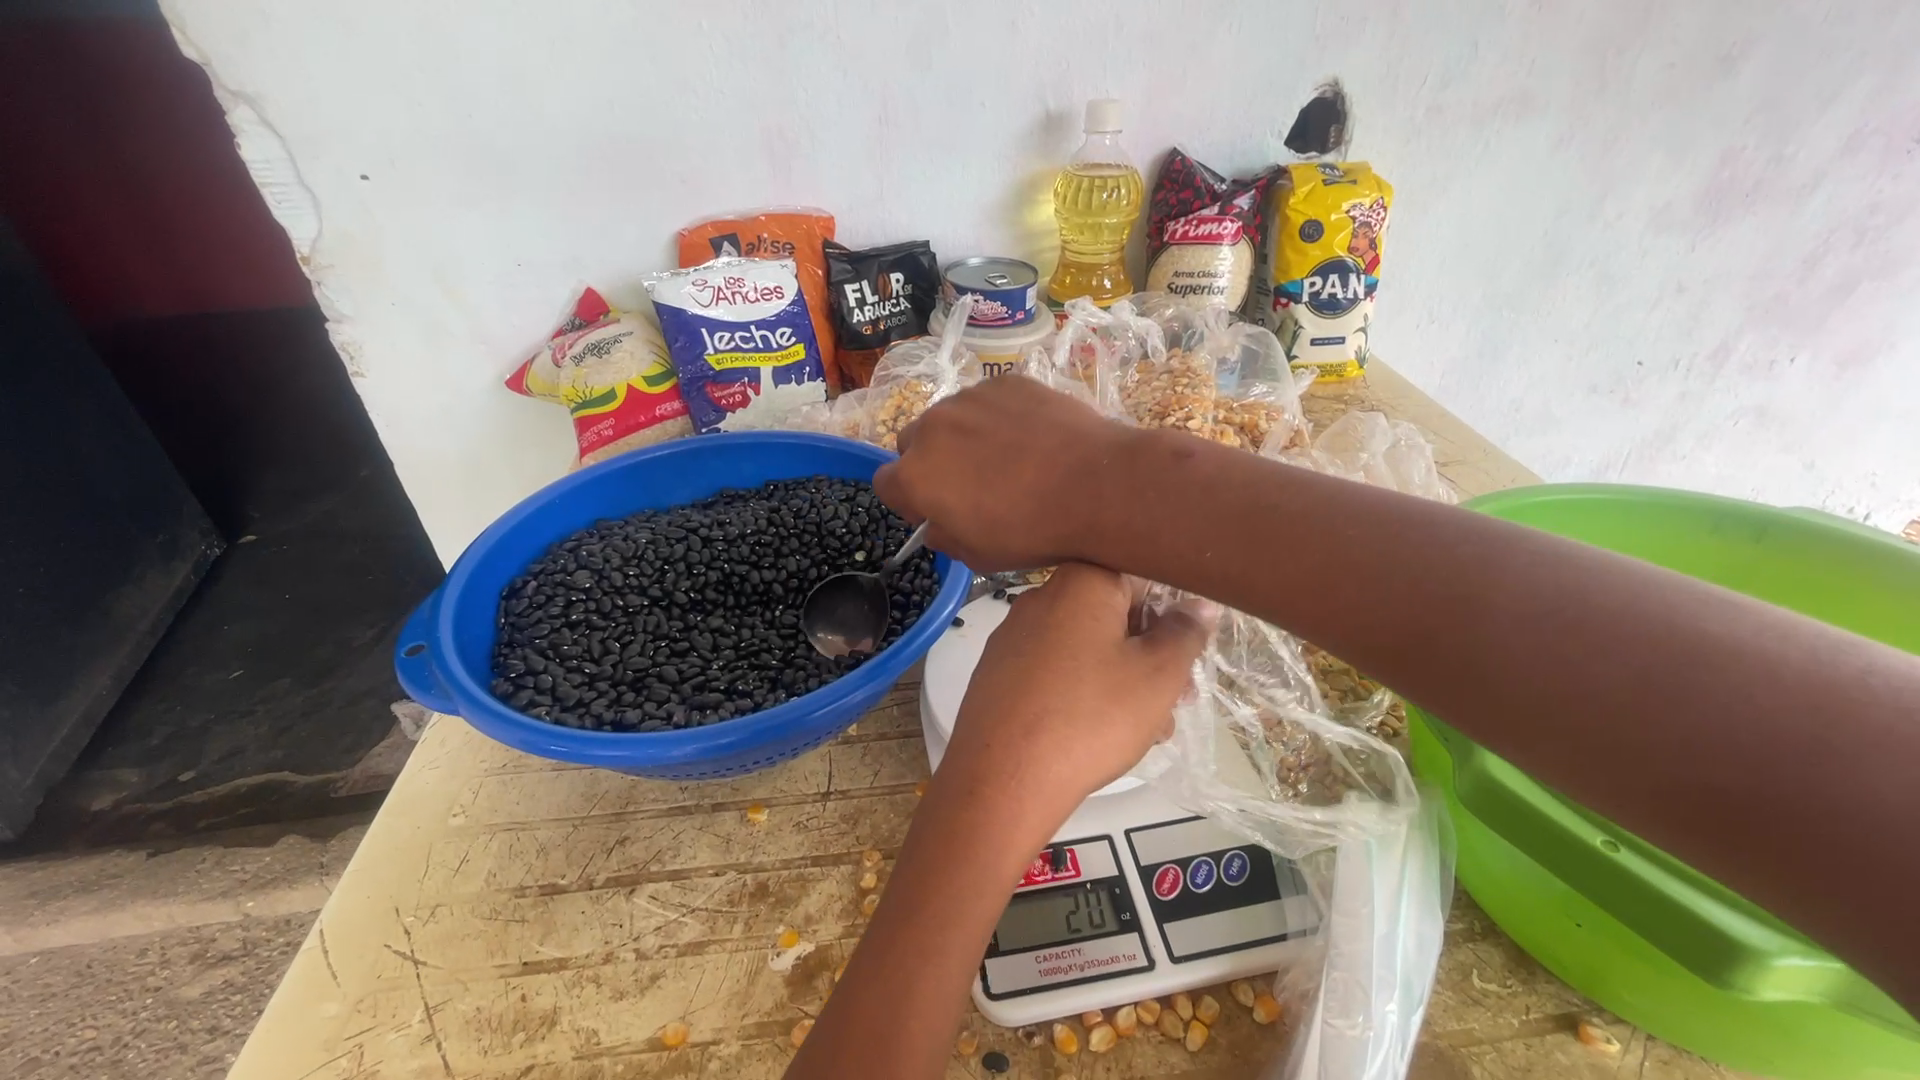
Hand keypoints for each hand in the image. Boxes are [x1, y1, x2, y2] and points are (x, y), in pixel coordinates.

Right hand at [872, 376, 1131, 572]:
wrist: (1096, 485)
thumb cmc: (1032, 531)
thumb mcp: (977, 556)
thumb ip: (943, 537)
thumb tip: (935, 523)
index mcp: (915, 476)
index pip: (885, 484)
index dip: (908, 500)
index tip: (935, 510)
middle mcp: (931, 428)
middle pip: (912, 443)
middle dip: (931, 463)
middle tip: (971, 484)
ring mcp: (969, 398)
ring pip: (951, 419)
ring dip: (964, 437)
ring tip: (1008, 459)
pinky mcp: (1006, 383)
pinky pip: (988, 401)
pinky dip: (999, 418)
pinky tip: (1033, 439)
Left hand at [937, 563, 1215, 830]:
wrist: (1003, 779)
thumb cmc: (1090, 717)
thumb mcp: (1158, 675)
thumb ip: (1185, 633)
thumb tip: (1197, 606)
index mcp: (1080, 583)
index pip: (1140, 574)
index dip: (1173, 609)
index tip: (1190, 647)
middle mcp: (1040, 598)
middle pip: (1112, 614)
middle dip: (1150, 653)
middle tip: (1178, 697)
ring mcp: (1013, 638)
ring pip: (1086, 648)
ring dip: (1123, 680)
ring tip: (1149, 728)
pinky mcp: (998, 675)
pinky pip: (1055, 672)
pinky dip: (1084, 694)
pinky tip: (1103, 735)